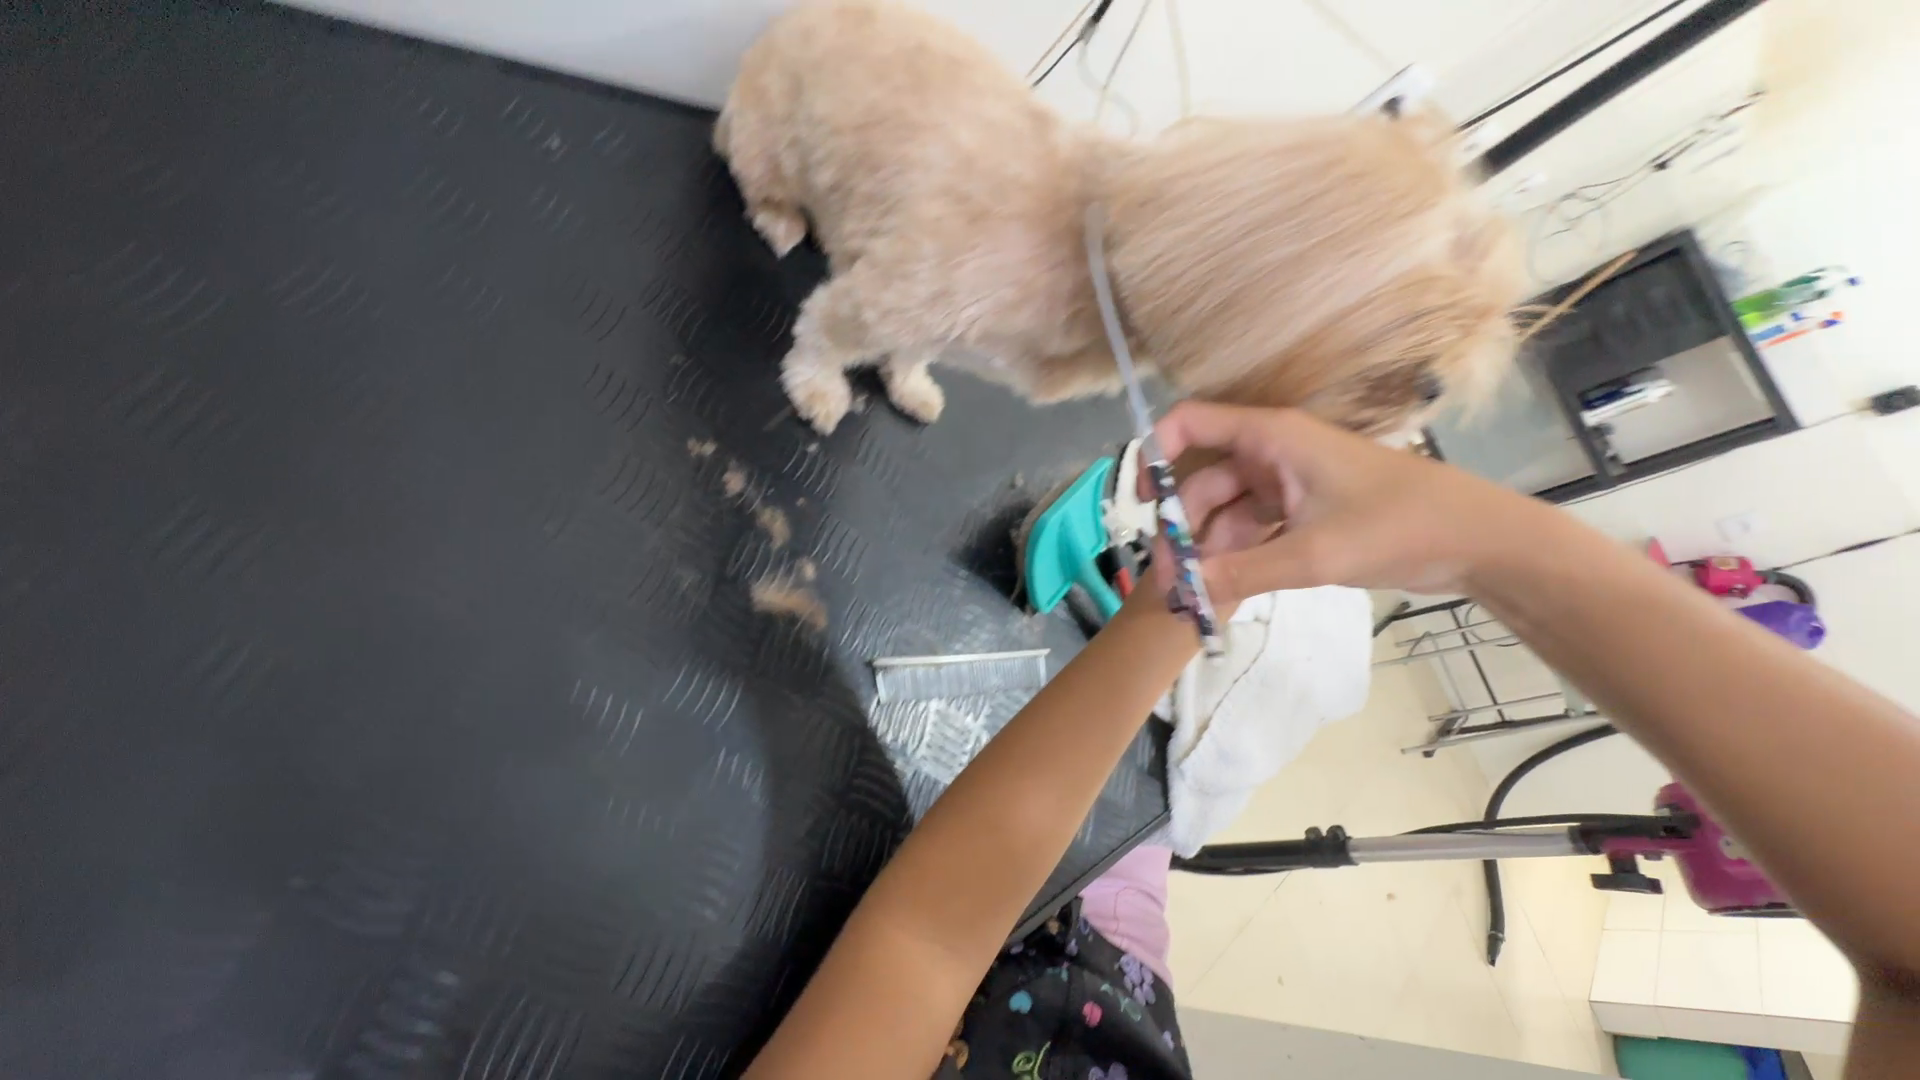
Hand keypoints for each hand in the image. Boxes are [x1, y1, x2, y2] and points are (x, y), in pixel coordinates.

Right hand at [1148, 402, 1544, 601]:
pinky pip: (1250, 532)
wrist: (1476, 540)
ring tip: (1194, 599)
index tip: (1139, 503)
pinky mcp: (1300, 512)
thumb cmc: (1397, 526)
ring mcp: (1285, 484)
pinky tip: (1223, 592)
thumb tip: (1183, 589)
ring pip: (1224, 514)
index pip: (1190, 424)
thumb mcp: (1314, 553)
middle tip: (1170, 583)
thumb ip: (1243, 571)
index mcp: (1270, 438)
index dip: (1154, 455)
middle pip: (1201, 484)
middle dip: (1181, 531)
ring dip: (1207, 553)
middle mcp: (1270, 454)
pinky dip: (1235, 559)